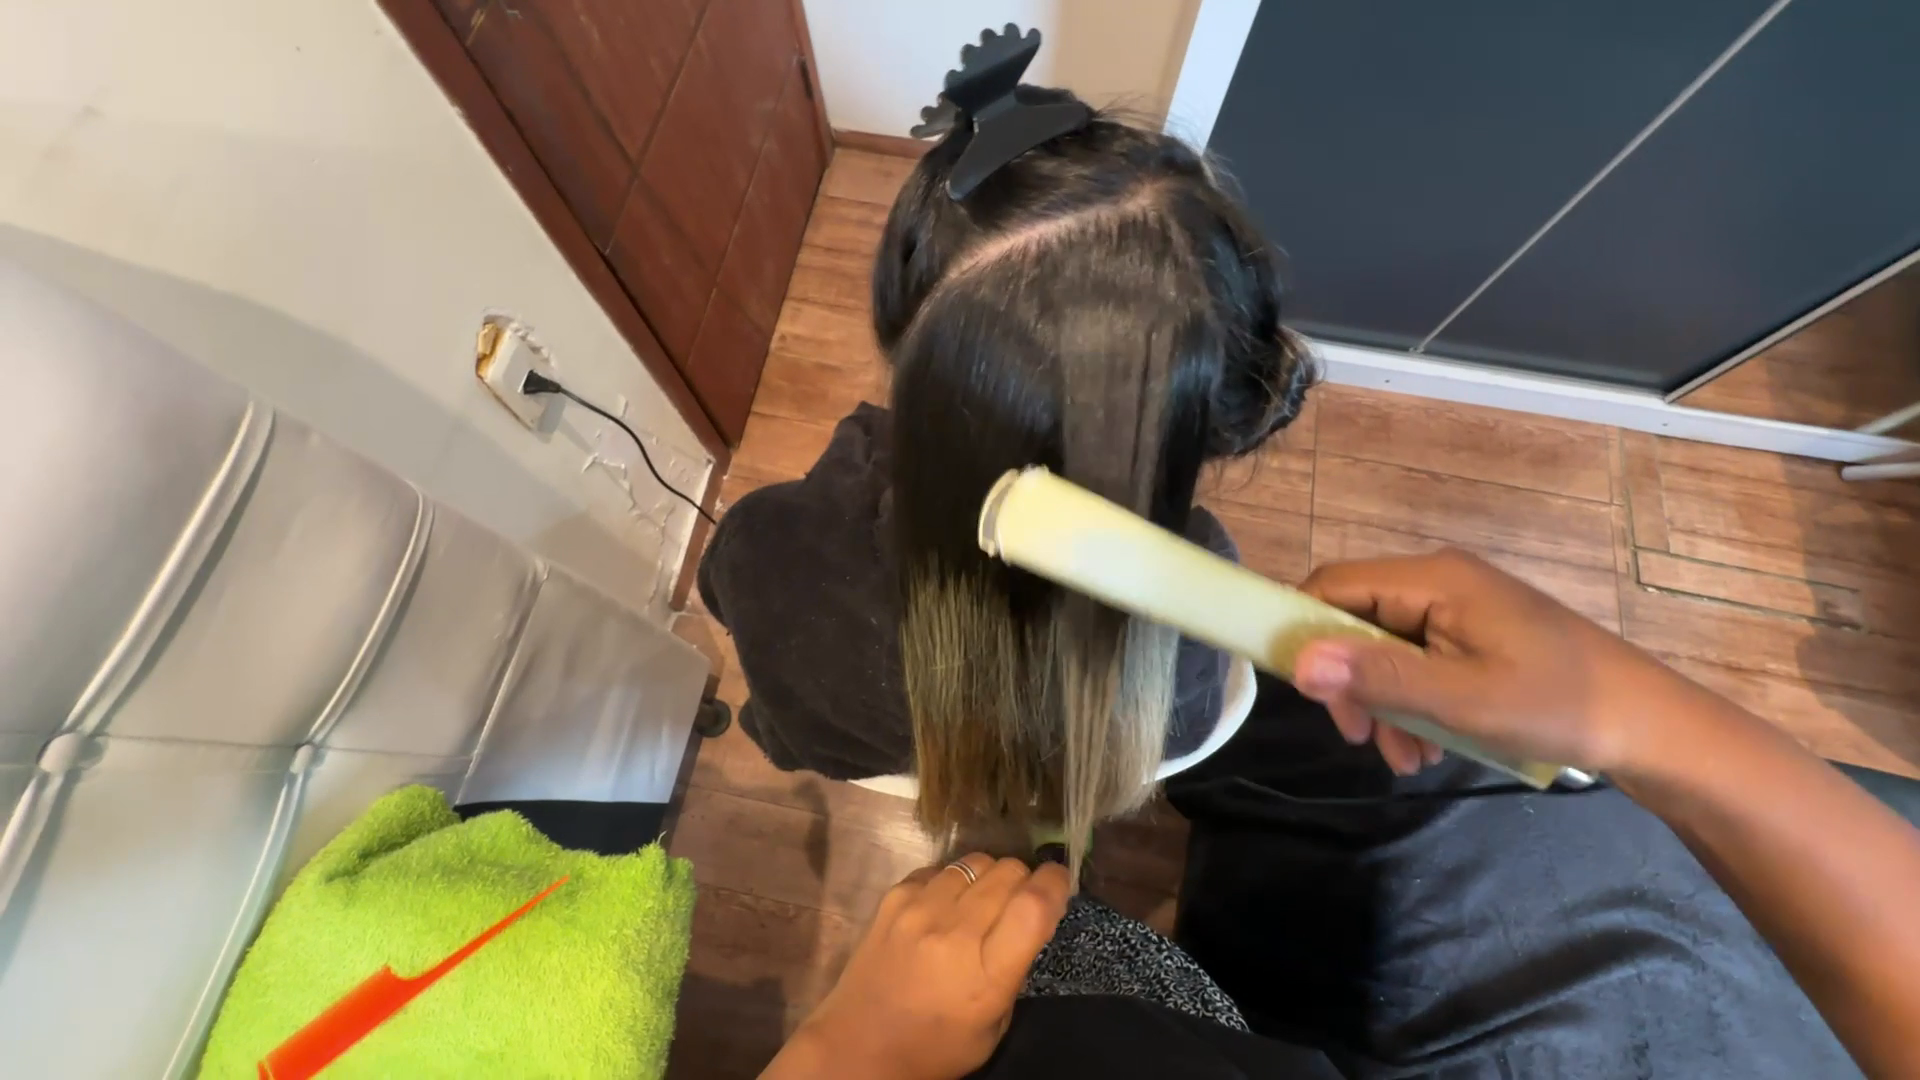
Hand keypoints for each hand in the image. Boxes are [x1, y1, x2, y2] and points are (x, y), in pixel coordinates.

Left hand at [763, 853, 1071, 1079]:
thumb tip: (1030, 914)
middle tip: (1019, 899)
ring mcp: (919, 908)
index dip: (1055, 883)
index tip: (1059, 881)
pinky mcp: (894, 896)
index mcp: (987, 973)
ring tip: (980, 900)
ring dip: (988, 876)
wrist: (858, 1048)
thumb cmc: (935, 1049)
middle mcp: (954, 932)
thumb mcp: (993, 1025)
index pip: (1034, 905)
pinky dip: (951, 880)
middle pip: (1008, 872)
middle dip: (1023, 879)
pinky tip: (944, 905)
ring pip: (975, 861)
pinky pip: (939, 868)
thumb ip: (1014, 966)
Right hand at [1293, 549, 1707, 776]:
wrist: (1657, 729)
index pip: (1332, 584)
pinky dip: (1408, 702)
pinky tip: (1427, 747)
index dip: (1301, 627)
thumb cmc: (1559, 706)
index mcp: (1432, 579)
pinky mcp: (1470, 634)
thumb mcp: (1462, 699)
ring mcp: (1455, 608)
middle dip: (1349, 682)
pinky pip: (1413, 660)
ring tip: (1404, 758)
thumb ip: (1378, 676)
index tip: (1299, 686)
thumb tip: (1298, 664)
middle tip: (1358, 737)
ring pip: (1380, 647)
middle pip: (1354, 620)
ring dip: (1380, 703)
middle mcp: (1436, 581)